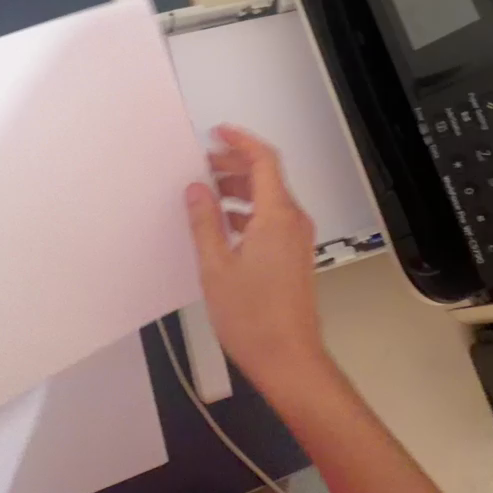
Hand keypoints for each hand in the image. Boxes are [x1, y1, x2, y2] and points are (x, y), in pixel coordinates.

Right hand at [184, 125, 326, 388]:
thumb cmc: (253, 317)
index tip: (218, 133)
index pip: (263, 160)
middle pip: (267, 176)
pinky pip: (272, 218)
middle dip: (235, 165)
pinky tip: (223, 226)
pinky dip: (248, 211)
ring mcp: (296, 238)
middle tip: (204, 164)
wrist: (290, 360)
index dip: (240, 141)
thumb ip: (204, 222)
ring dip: (240, 189)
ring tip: (207, 194)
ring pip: (269, 198)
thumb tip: (196, 189)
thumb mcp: (216, 267)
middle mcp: (292, 220)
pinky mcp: (294, 255)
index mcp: (276, 215)